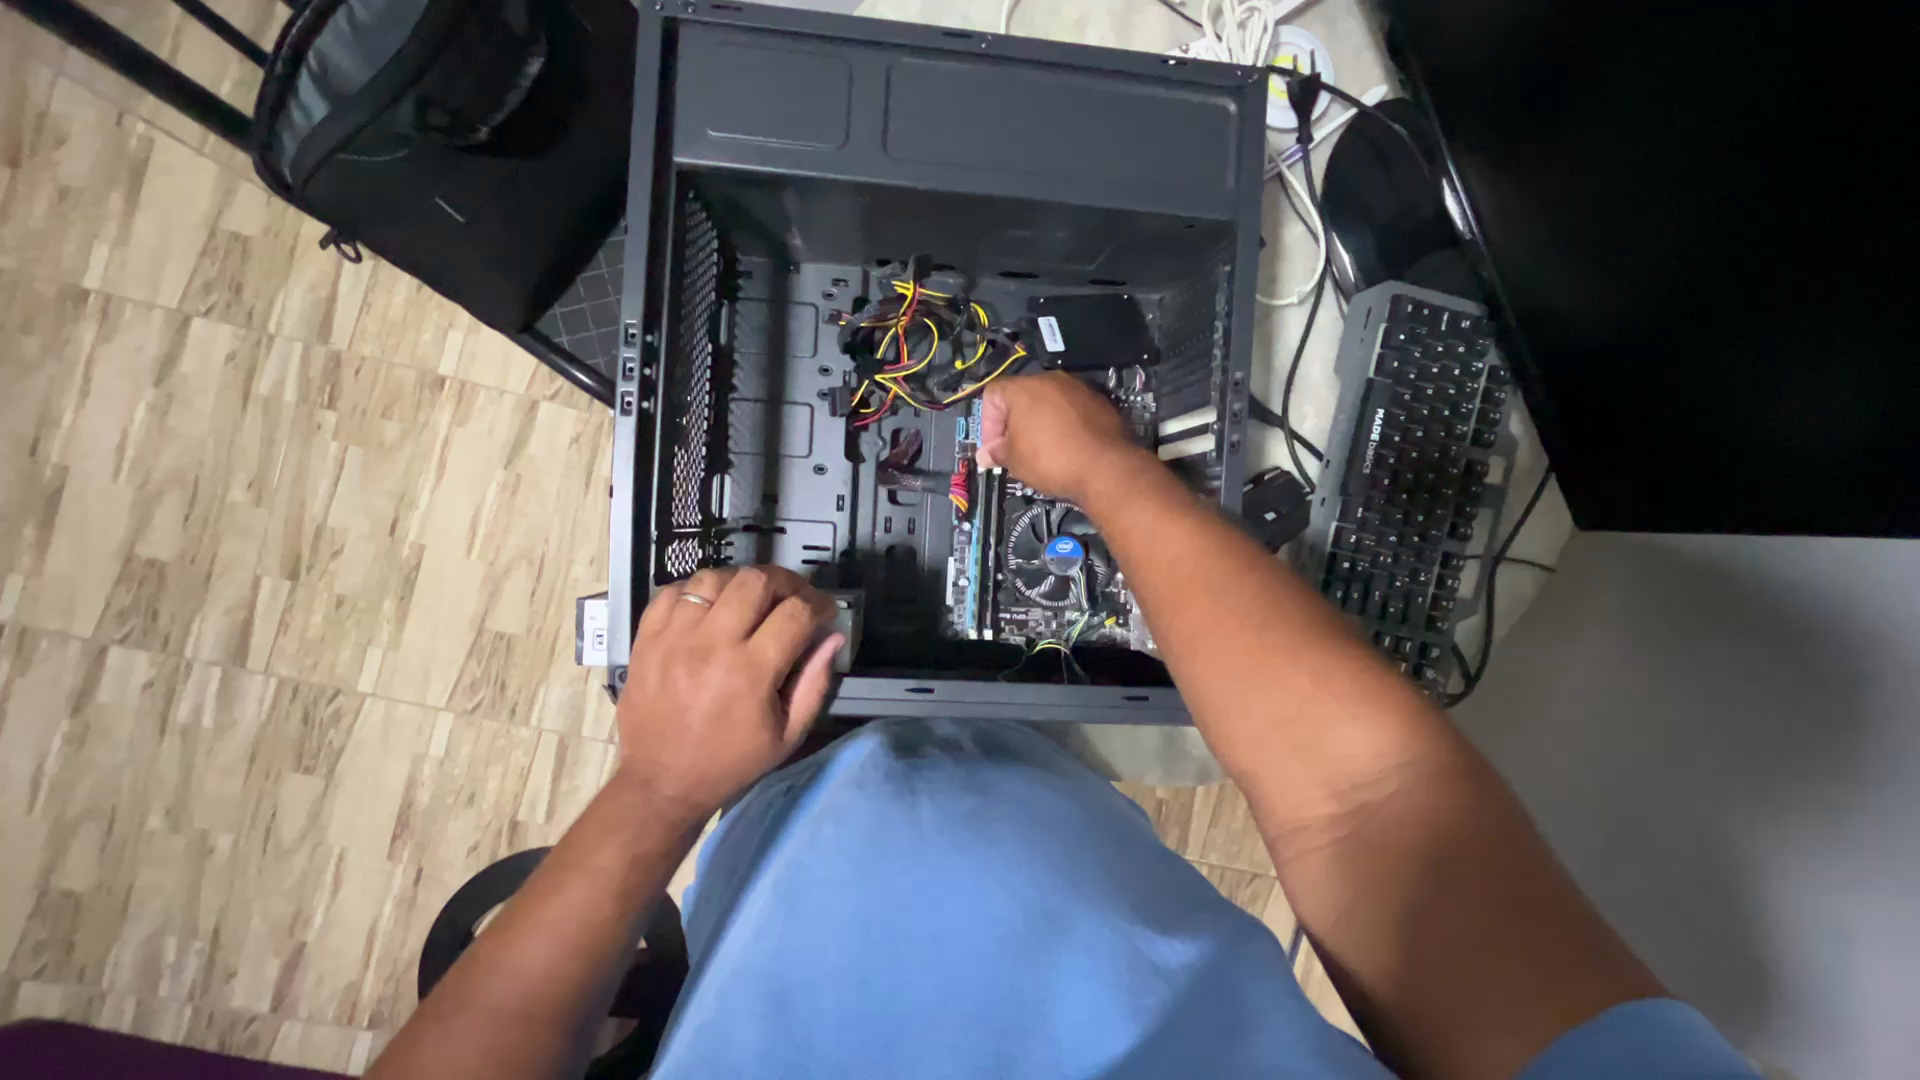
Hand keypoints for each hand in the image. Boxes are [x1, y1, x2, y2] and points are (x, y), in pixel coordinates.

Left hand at [615, 566, 842, 821]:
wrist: (660, 782)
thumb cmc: (730, 762)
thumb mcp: (788, 735)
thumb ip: (816, 683)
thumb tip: (833, 636)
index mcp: (750, 672)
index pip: (795, 613)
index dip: (820, 604)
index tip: (826, 612)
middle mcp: (712, 645)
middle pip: (755, 581)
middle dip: (785, 582)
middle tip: (794, 598)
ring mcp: (674, 637)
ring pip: (714, 577)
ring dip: (742, 582)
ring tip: (753, 599)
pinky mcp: (647, 637)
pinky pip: (675, 590)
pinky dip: (699, 591)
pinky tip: (713, 607)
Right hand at [977, 372, 1152, 504]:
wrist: (1106, 469)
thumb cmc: (1056, 460)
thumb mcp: (1014, 461)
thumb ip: (997, 452)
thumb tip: (987, 454)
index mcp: (1024, 388)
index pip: (992, 395)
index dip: (987, 424)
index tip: (993, 447)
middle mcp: (1052, 381)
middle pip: (1021, 396)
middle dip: (1013, 424)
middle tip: (1013, 451)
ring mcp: (1078, 390)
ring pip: (1049, 402)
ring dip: (1039, 424)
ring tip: (1040, 453)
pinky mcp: (1099, 403)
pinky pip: (1071, 411)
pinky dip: (1064, 426)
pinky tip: (1064, 450)